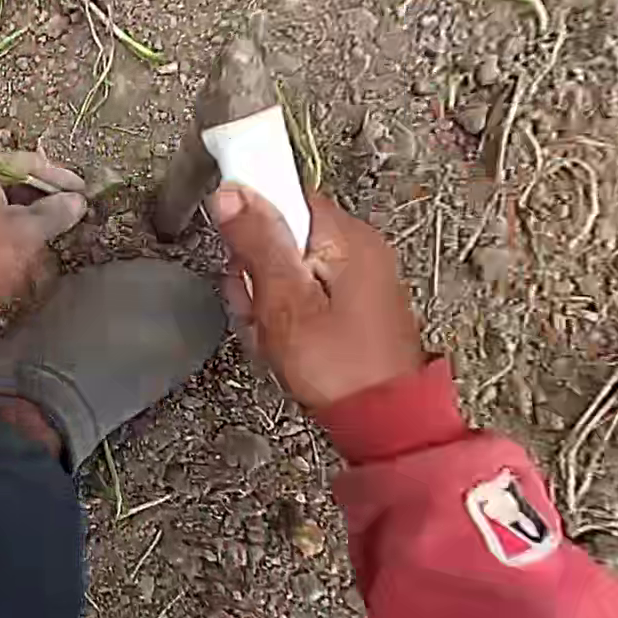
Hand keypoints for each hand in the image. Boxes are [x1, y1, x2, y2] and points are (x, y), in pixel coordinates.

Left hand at [0, 142, 88, 318]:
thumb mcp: (26, 234)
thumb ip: (55, 212)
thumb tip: (77, 201)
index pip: (27, 162)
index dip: (60, 177)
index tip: (83, 191)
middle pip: (11, 177)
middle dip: (44, 194)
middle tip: (72, 208)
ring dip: (28, 209)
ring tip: (54, 224)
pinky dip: (8, 220)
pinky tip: (27, 236)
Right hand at [210, 185, 425, 409]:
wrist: (385, 426)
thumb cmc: (338, 368)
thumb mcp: (285, 303)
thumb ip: (258, 243)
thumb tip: (231, 193)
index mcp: (345, 237)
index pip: (285, 192)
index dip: (253, 219)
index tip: (239, 253)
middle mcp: (356, 246)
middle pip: (282, 232)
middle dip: (256, 270)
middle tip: (257, 307)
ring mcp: (357, 274)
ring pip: (287, 264)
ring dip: (266, 295)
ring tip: (271, 332)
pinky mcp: (353, 299)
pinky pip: (303, 287)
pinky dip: (286, 309)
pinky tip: (285, 339)